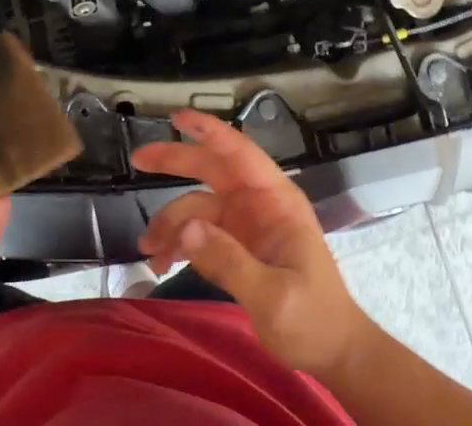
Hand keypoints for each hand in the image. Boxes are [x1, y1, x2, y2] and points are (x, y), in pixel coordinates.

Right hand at [132, 108, 376, 376]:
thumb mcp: (273, 296)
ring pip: (197, 207)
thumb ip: (229, 261)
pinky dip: (177, 245)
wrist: (333, 354)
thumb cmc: (314, 320)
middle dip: (175, 163)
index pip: (241, 154)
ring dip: (170, 223)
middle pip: (211, 170)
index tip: (177, 117)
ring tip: (149, 251)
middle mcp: (258, 205)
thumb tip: (184, 228)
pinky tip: (161, 263)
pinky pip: (197, 235)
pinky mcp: (235, 248)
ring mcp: (245, 226)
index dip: (209, 131)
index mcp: (277, 201)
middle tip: (138, 160)